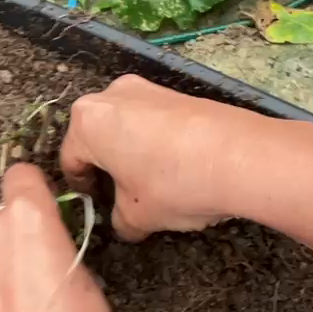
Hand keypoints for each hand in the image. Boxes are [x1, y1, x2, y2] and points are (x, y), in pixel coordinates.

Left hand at [0, 165, 114, 311]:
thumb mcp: (87, 276)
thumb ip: (62, 243)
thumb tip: (52, 242)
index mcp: (26, 216)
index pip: (22, 174)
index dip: (38, 190)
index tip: (56, 212)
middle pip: (7, 211)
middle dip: (25, 228)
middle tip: (52, 262)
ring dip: (10, 255)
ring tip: (37, 295)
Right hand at [59, 74, 268, 240]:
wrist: (242, 156)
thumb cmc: (174, 183)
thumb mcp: (138, 215)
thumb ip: (120, 220)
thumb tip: (123, 223)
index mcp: (87, 121)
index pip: (70, 159)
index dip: (80, 188)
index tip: (95, 204)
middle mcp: (110, 95)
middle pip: (96, 136)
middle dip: (106, 166)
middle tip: (123, 195)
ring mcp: (145, 88)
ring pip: (125, 126)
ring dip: (131, 153)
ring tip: (153, 183)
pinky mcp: (175, 92)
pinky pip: (152, 119)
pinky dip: (156, 141)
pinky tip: (176, 166)